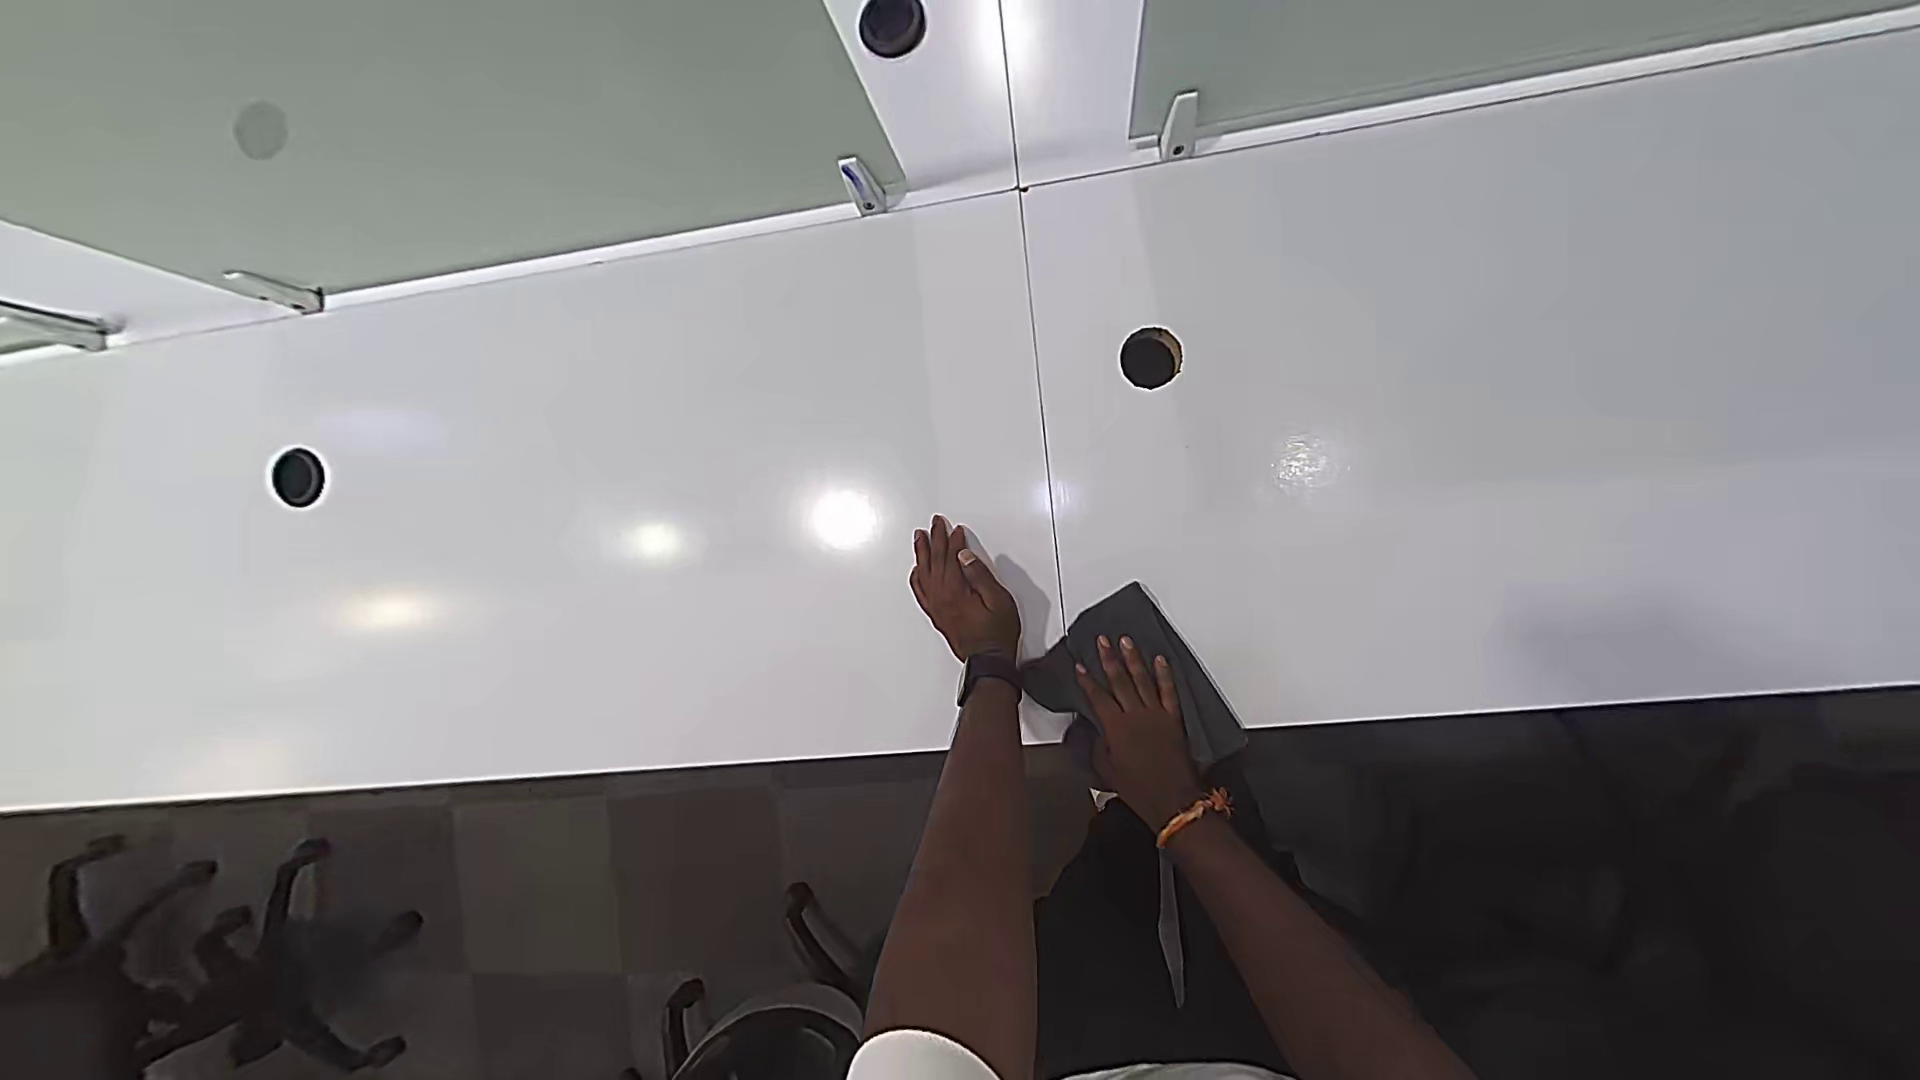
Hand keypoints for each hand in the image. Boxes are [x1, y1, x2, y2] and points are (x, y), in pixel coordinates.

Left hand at [910, 515, 1020, 660]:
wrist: (988, 660)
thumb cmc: (996, 634)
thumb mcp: (998, 600)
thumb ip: (980, 575)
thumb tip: (965, 555)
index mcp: (955, 591)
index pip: (952, 557)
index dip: (954, 540)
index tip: (956, 529)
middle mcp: (941, 597)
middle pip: (935, 560)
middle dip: (936, 539)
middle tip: (936, 523)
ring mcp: (936, 606)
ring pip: (924, 572)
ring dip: (922, 552)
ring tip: (920, 537)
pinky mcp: (936, 614)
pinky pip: (920, 591)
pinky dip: (917, 576)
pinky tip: (917, 569)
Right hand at [1076, 636, 1204, 828]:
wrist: (1172, 801)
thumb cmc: (1140, 790)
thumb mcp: (1108, 771)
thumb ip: (1099, 747)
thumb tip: (1097, 734)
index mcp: (1116, 728)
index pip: (1098, 697)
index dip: (1087, 681)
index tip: (1080, 666)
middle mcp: (1135, 716)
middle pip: (1119, 680)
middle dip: (1109, 658)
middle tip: (1103, 641)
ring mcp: (1156, 715)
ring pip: (1142, 680)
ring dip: (1133, 659)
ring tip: (1126, 641)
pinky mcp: (1174, 719)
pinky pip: (1169, 691)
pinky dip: (1165, 674)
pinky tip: (1160, 660)